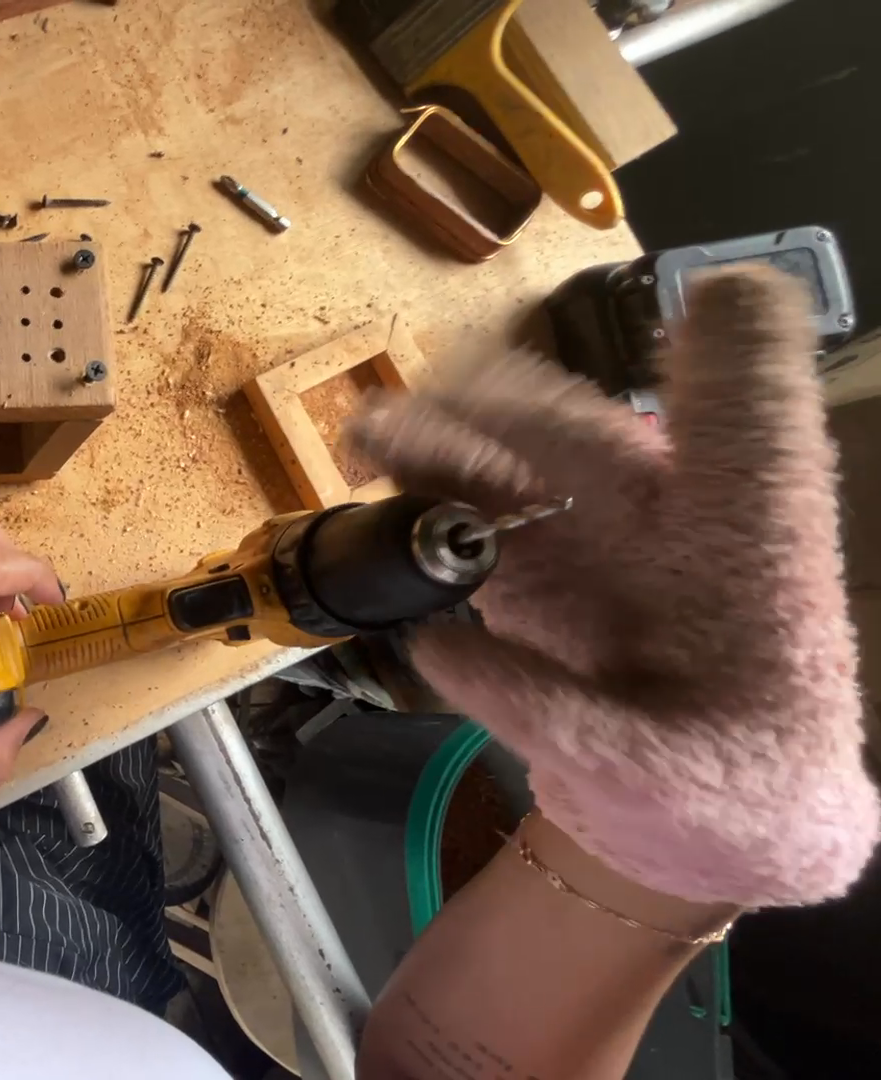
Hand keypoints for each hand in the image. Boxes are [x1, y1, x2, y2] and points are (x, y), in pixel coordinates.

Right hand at [350, 268, 876, 906]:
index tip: (710, 296)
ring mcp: (587, 533)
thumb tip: (434, 644)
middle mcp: (663, 517)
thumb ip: (551, 714)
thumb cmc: (716, 783)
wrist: (688, 805)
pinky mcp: (529, 558)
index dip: (731, 355)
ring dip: (428, 434)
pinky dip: (414, 480)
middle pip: (572, 429)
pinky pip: (465, 498)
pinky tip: (375, 477)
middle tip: (384, 428)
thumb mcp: (656, 773)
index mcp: (741, 550)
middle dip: (477, 410)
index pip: (751, 429)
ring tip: (363, 441)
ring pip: (502, 450)